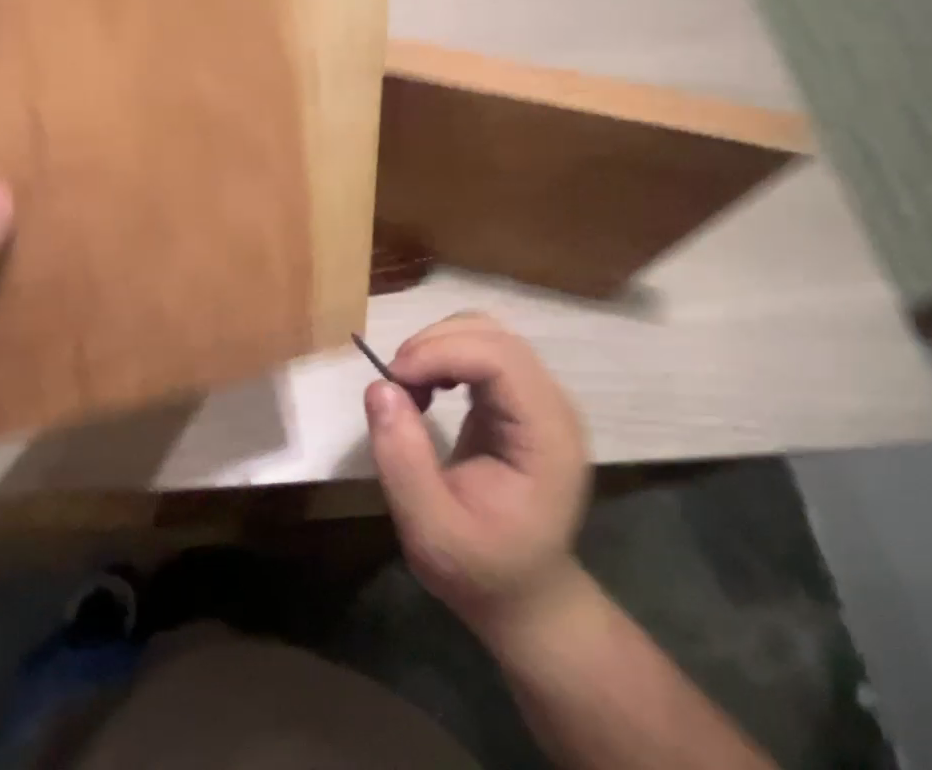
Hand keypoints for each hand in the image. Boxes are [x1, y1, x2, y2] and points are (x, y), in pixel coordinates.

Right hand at [364, 312, 591, 636]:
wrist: (524, 595)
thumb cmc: (481, 570)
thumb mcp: (430, 529)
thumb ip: (403, 460)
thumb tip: (380, 387)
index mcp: (545, 436)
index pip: (499, 358)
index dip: (440, 354)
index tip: (393, 382)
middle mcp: (551, 407)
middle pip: (494, 335)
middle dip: (433, 345)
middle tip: (393, 386)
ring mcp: (538, 403)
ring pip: (486, 336)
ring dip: (436, 349)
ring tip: (407, 392)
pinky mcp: (519, 404)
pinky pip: (481, 355)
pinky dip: (443, 360)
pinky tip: (425, 394)